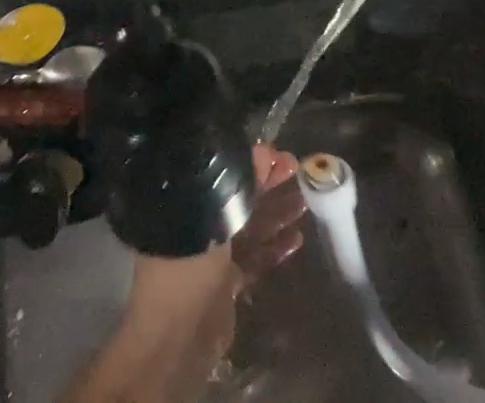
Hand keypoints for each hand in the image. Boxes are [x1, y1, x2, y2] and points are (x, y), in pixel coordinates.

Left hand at [63, 145, 306, 402]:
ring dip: (276, 214)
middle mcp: (192, 224)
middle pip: (235, 199)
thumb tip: (262, 151)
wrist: (181, 332)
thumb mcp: (212, 211)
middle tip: (299, 171)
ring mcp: (208, 256)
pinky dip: (273, 248)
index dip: (249, 163)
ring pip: (247, 228)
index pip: (217, 173)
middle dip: (267, 186)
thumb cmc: (188, 260)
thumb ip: (237, 182)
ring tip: (305, 200)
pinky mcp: (224, 283)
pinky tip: (296, 238)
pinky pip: (253, 259)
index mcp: (179, 202)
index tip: (278, 154)